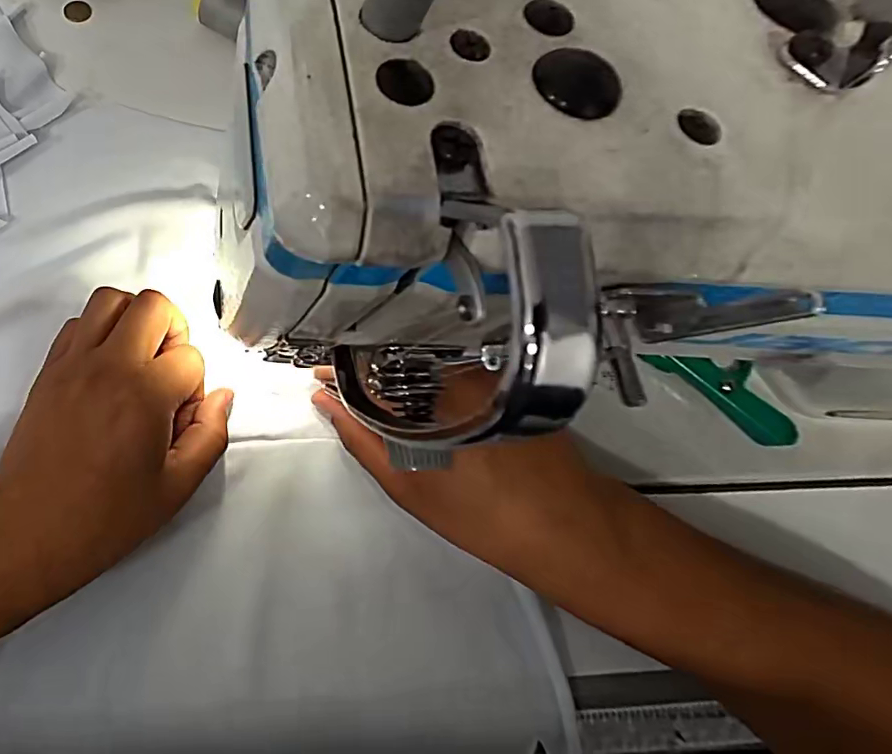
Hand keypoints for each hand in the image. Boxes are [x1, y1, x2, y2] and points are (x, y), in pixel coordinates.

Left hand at [0, 288, 232, 655]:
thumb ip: (209, 435)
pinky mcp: (50, 368)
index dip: (195, 385)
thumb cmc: (99, 518)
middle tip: (168, 369)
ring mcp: (74, 362)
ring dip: (135, 318)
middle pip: (154, 305)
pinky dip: (98, 330)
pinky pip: (77, 322)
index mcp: (144, 395)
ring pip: (111, 299)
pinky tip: (106, 366)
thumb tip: (221, 397)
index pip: (190, 356)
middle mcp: (108, 367)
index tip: (180, 414)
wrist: (27, 530)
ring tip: (140, 357)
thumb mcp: (174, 489)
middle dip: (174, 330)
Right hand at [311, 368, 627, 585]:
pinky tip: (434, 420)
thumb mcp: (409, 484)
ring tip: (395, 420)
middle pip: (394, 365)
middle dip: (368, 380)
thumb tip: (326, 405)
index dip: (338, 375)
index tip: (320, 379)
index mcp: (425, 395)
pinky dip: (433, 390)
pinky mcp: (503, 382)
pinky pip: (452, 376)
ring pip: (424, 370)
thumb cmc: (485, 515)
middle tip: (352, 405)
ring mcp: (482, 375)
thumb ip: (361, 439)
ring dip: (401, 385)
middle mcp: (453, 373)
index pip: (366, 372)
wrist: (571, 528)